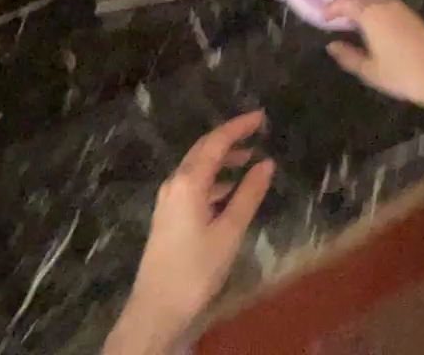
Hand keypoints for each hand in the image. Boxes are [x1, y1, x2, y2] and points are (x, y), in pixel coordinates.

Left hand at [108, 111, 274, 354]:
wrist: (157, 307)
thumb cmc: (196, 269)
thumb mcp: (229, 232)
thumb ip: (248, 195)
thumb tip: (266, 163)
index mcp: (188, 181)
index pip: (216, 142)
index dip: (238, 127)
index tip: (260, 117)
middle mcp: (175, 182)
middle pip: (203, 150)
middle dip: (230, 139)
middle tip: (256, 133)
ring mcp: (168, 198)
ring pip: (197, 167)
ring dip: (222, 161)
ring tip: (249, 162)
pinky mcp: (168, 214)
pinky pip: (193, 184)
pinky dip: (213, 180)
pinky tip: (228, 192)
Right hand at [324, 0, 423, 109]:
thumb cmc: (404, 75)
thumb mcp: (371, 71)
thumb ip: (348, 56)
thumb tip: (331, 45)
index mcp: (371, 14)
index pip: (346, 1)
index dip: (332, 7)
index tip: (324, 18)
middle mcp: (385, 4)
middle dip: (346, 2)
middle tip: (336, 16)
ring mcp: (403, 8)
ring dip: (362, 5)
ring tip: (353, 20)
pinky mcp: (414, 16)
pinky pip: (388, 5)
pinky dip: (376, 9)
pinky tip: (375, 25)